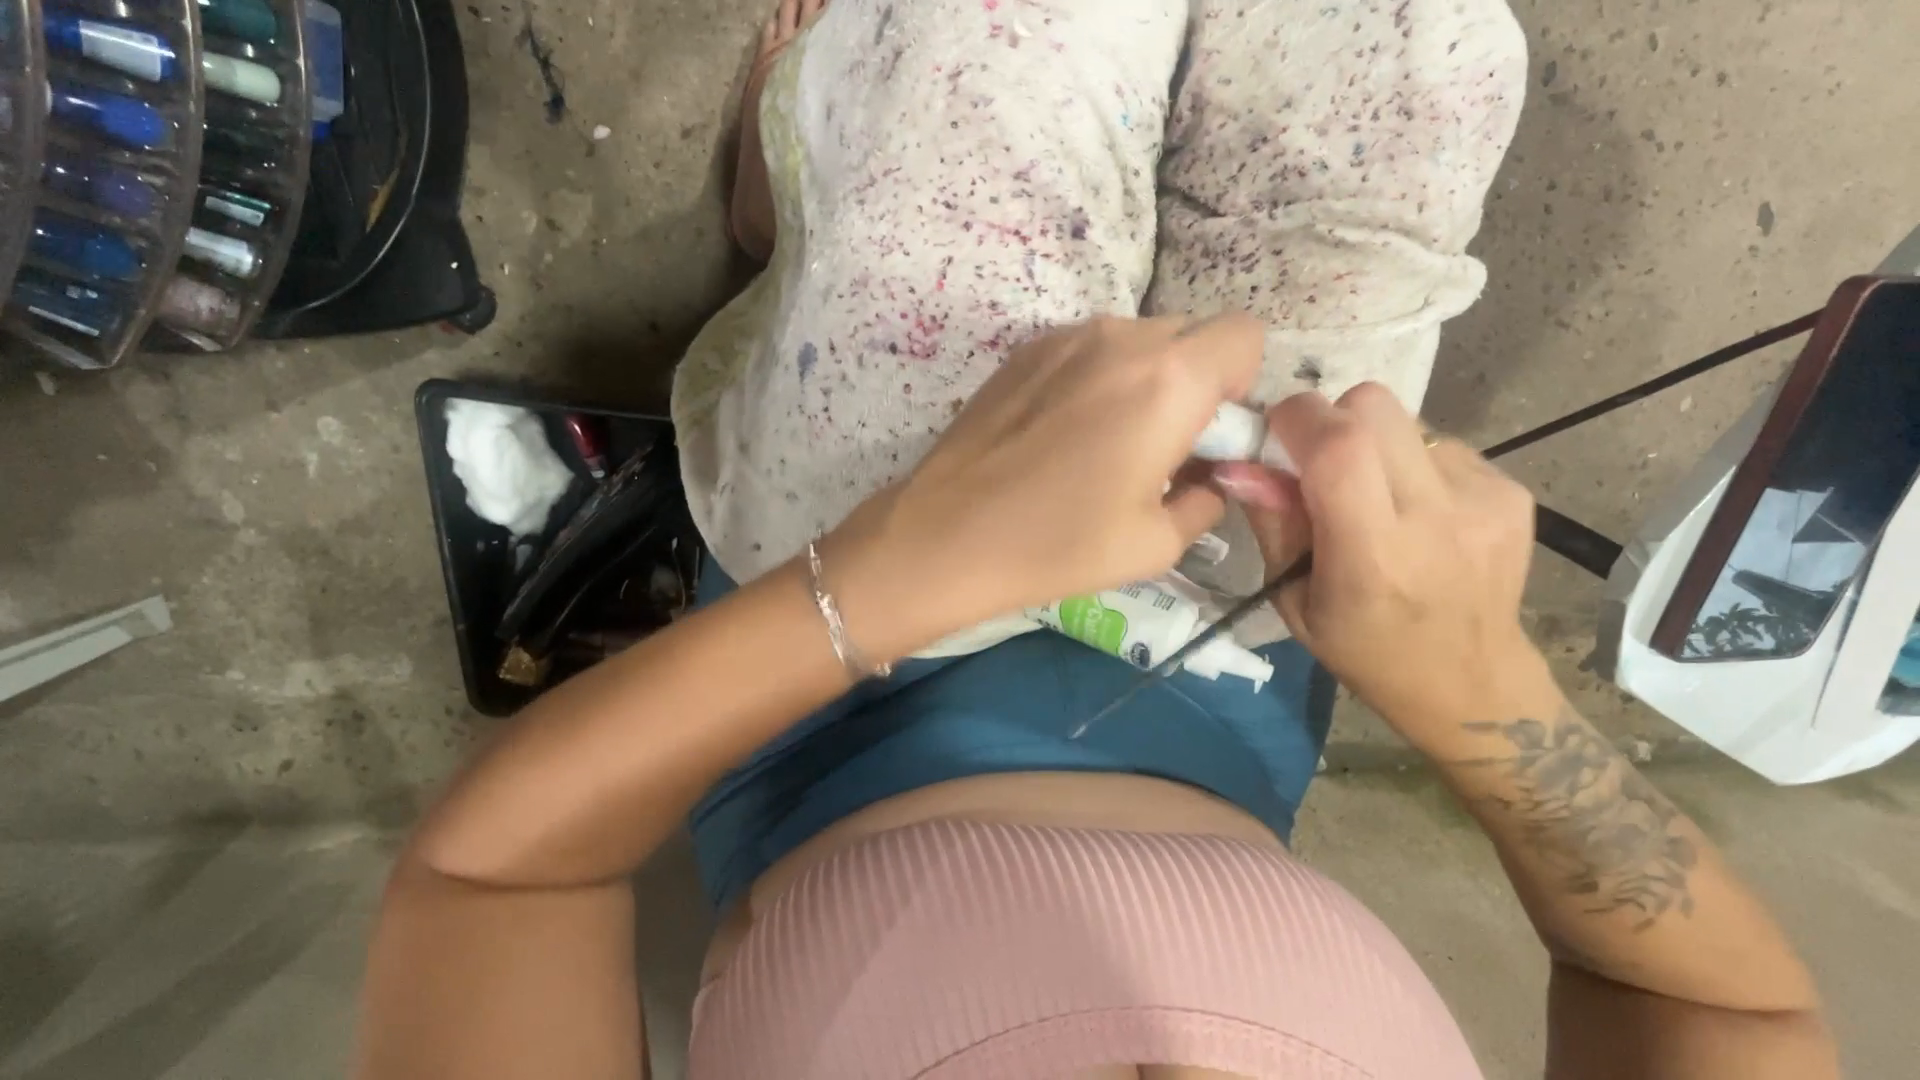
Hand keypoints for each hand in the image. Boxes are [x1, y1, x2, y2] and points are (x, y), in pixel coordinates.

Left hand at [826, 314, 1265, 651]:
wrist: (946, 536)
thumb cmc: (1059, 545)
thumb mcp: (1157, 542)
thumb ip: (1207, 497)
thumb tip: (1212, 475)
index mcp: (1169, 379)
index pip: (1244, 335)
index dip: (1241, 381)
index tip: (1210, 431)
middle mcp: (1122, 337)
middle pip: (1191, 333)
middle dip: (1195, 379)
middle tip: (1163, 443)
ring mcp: (1066, 336)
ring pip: (1137, 338)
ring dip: (1143, 377)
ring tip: (1105, 440)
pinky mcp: (1024, 350)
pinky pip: (1088, 349)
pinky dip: (1096, 377)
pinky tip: (1062, 432)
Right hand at [1216, 383, 1542, 744]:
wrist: (1469, 680)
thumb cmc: (1364, 648)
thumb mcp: (1294, 599)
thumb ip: (1272, 524)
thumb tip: (1240, 463)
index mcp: (1373, 555)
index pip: (1338, 446)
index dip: (1298, 418)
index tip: (1274, 427)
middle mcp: (1436, 518)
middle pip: (1373, 407)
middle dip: (1332, 419)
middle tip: (1318, 459)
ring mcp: (1484, 500)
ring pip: (1406, 420)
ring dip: (1373, 445)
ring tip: (1373, 496)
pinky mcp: (1512, 491)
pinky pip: (1440, 443)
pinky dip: (1411, 464)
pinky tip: (1415, 511)